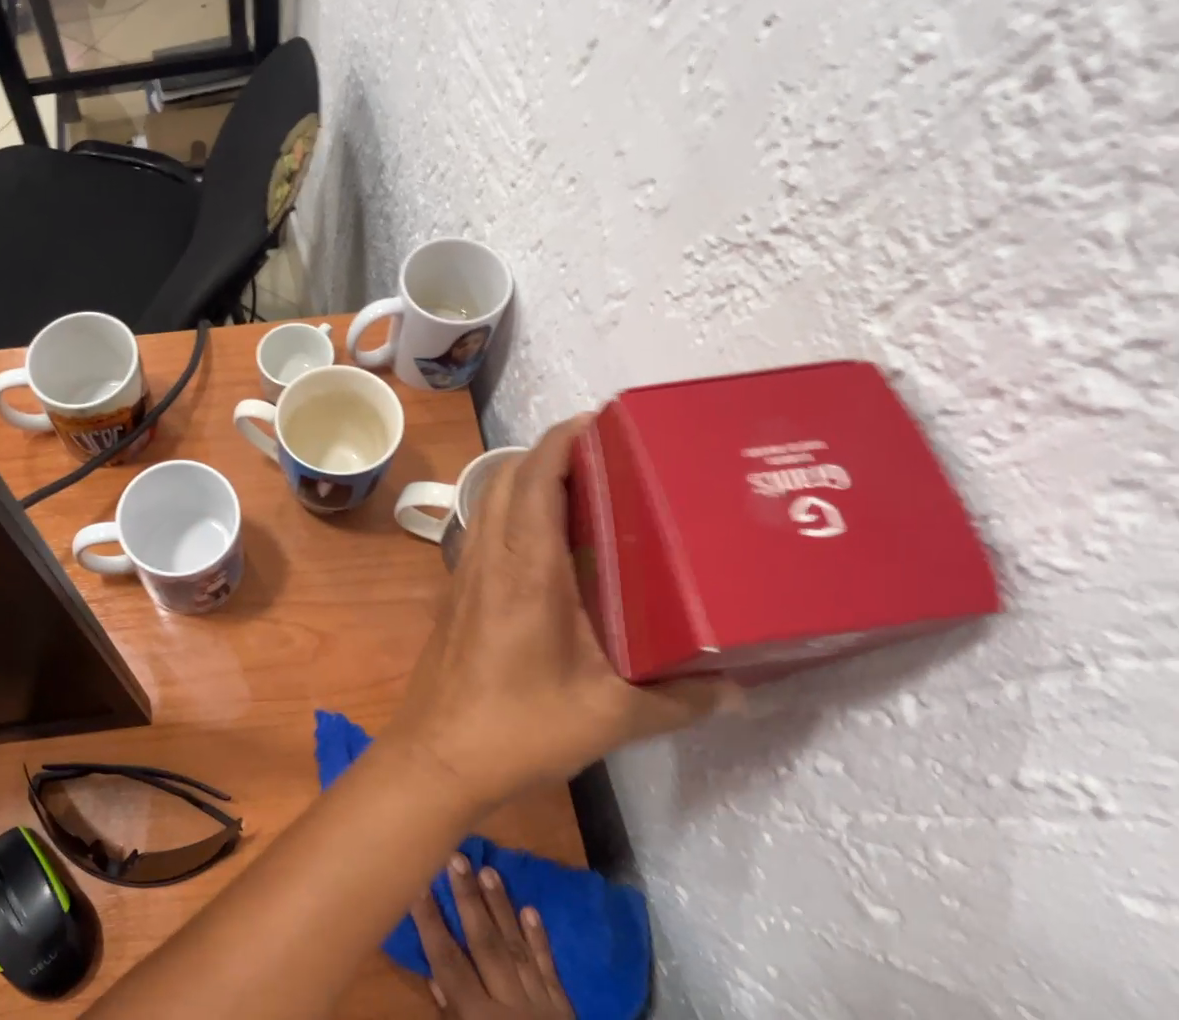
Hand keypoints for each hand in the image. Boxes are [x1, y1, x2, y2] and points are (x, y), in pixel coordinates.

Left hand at [384, 414, 740, 808]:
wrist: (438, 757)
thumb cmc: (519, 729)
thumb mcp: (611, 716)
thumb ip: (680, 699)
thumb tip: (740, 688)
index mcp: (526, 568)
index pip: (535, 477)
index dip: (563, 439)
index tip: (602, 421)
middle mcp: (489, 558)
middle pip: (510, 479)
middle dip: (552, 453)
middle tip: (610, 455)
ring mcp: (466, 576)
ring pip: (493, 504)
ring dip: (530, 483)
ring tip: (588, 491)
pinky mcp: (457, 597)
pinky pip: (487, 534)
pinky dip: (516, 517)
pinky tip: (554, 549)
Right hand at [411, 855, 571, 1018]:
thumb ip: (448, 1017)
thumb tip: (435, 980)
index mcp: (477, 1019)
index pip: (447, 962)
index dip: (431, 923)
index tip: (415, 885)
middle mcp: (508, 1005)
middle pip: (485, 945)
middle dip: (468, 900)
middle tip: (455, 858)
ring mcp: (539, 1004)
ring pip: (516, 948)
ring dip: (501, 908)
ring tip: (488, 871)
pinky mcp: (563, 1009)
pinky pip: (549, 969)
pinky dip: (540, 940)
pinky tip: (531, 909)